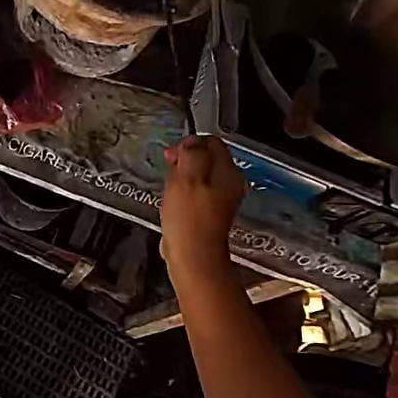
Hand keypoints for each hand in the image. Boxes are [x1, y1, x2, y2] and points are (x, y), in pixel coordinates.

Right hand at [162, 135, 246, 277]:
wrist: (193, 256)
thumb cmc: (188, 217)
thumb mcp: (186, 178)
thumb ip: (191, 154)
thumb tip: (191, 142)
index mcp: (227, 171)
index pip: (211, 142)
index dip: (189, 144)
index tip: (172, 157)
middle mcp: (229, 183)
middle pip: (206, 158)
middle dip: (184, 160)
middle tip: (169, 173)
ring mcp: (220, 200)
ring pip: (199, 176)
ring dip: (181, 177)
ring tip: (169, 189)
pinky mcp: (209, 213)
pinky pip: (195, 193)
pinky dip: (182, 192)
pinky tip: (172, 202)